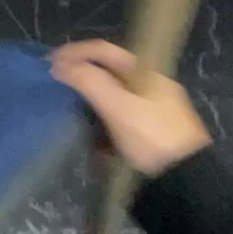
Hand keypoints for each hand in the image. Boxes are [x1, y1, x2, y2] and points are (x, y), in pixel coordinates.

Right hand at [51, 40, 211, 176]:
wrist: (184, 182)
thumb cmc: (152, 137)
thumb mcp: (119, 107)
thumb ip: (89, 81)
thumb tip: (58, 64)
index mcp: (146, 72)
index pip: (104, 50)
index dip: (74, 52)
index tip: (48, 62)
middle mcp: (148, 85)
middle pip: (106, 71)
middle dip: (78, 73)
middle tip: (52, 82)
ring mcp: (148, 109)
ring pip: (109, 94)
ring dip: (86, 96)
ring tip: (63, 103)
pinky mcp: (145, 132)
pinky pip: (113, 115)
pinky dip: (96, 117)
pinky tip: (83, 127)